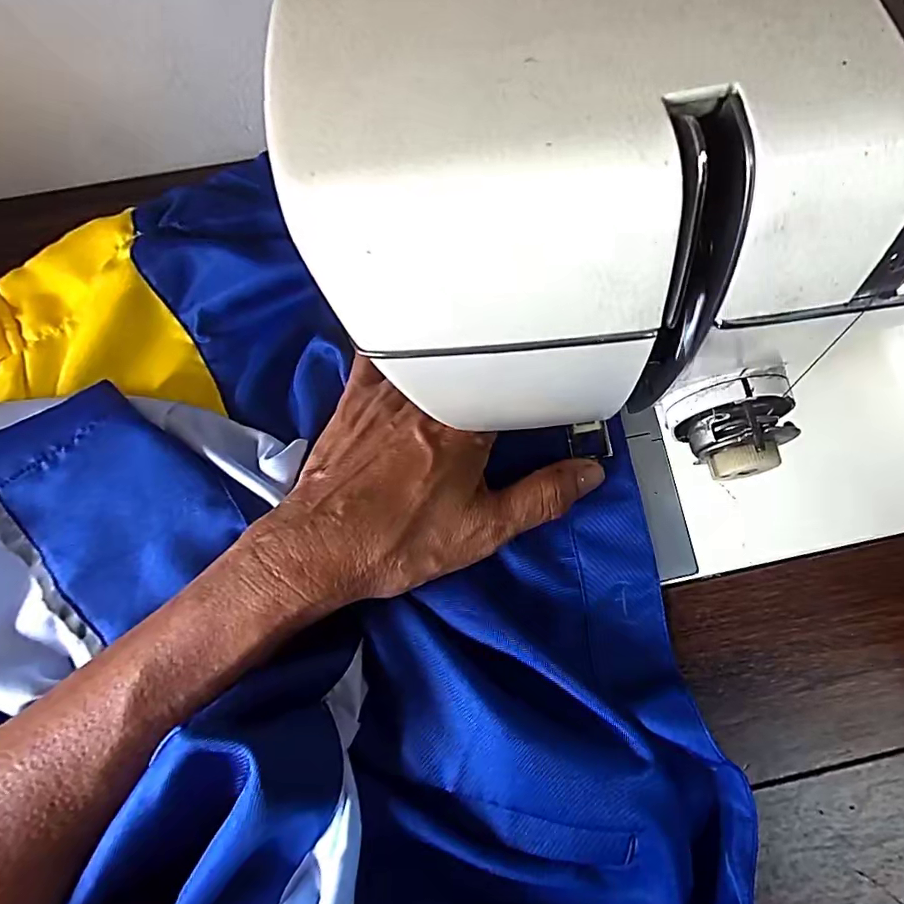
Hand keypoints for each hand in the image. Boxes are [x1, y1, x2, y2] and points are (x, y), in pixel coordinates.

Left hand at [242, 356, 604, 617]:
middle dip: (501, 373)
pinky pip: (381, 356)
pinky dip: (403, 351)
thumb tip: (588, 474)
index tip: (549, 401)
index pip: (517, 387)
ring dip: (458, 358)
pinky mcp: (355, 400)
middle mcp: (426, 400)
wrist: (315, 552)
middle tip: (517, 383)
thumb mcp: (486, 527)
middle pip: (476, 366)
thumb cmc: (395, 541)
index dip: (538, 390)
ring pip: (433, 355)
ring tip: (478, 362)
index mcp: (465, 426)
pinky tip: (415, 353)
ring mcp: (387, 394)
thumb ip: (543, 496)